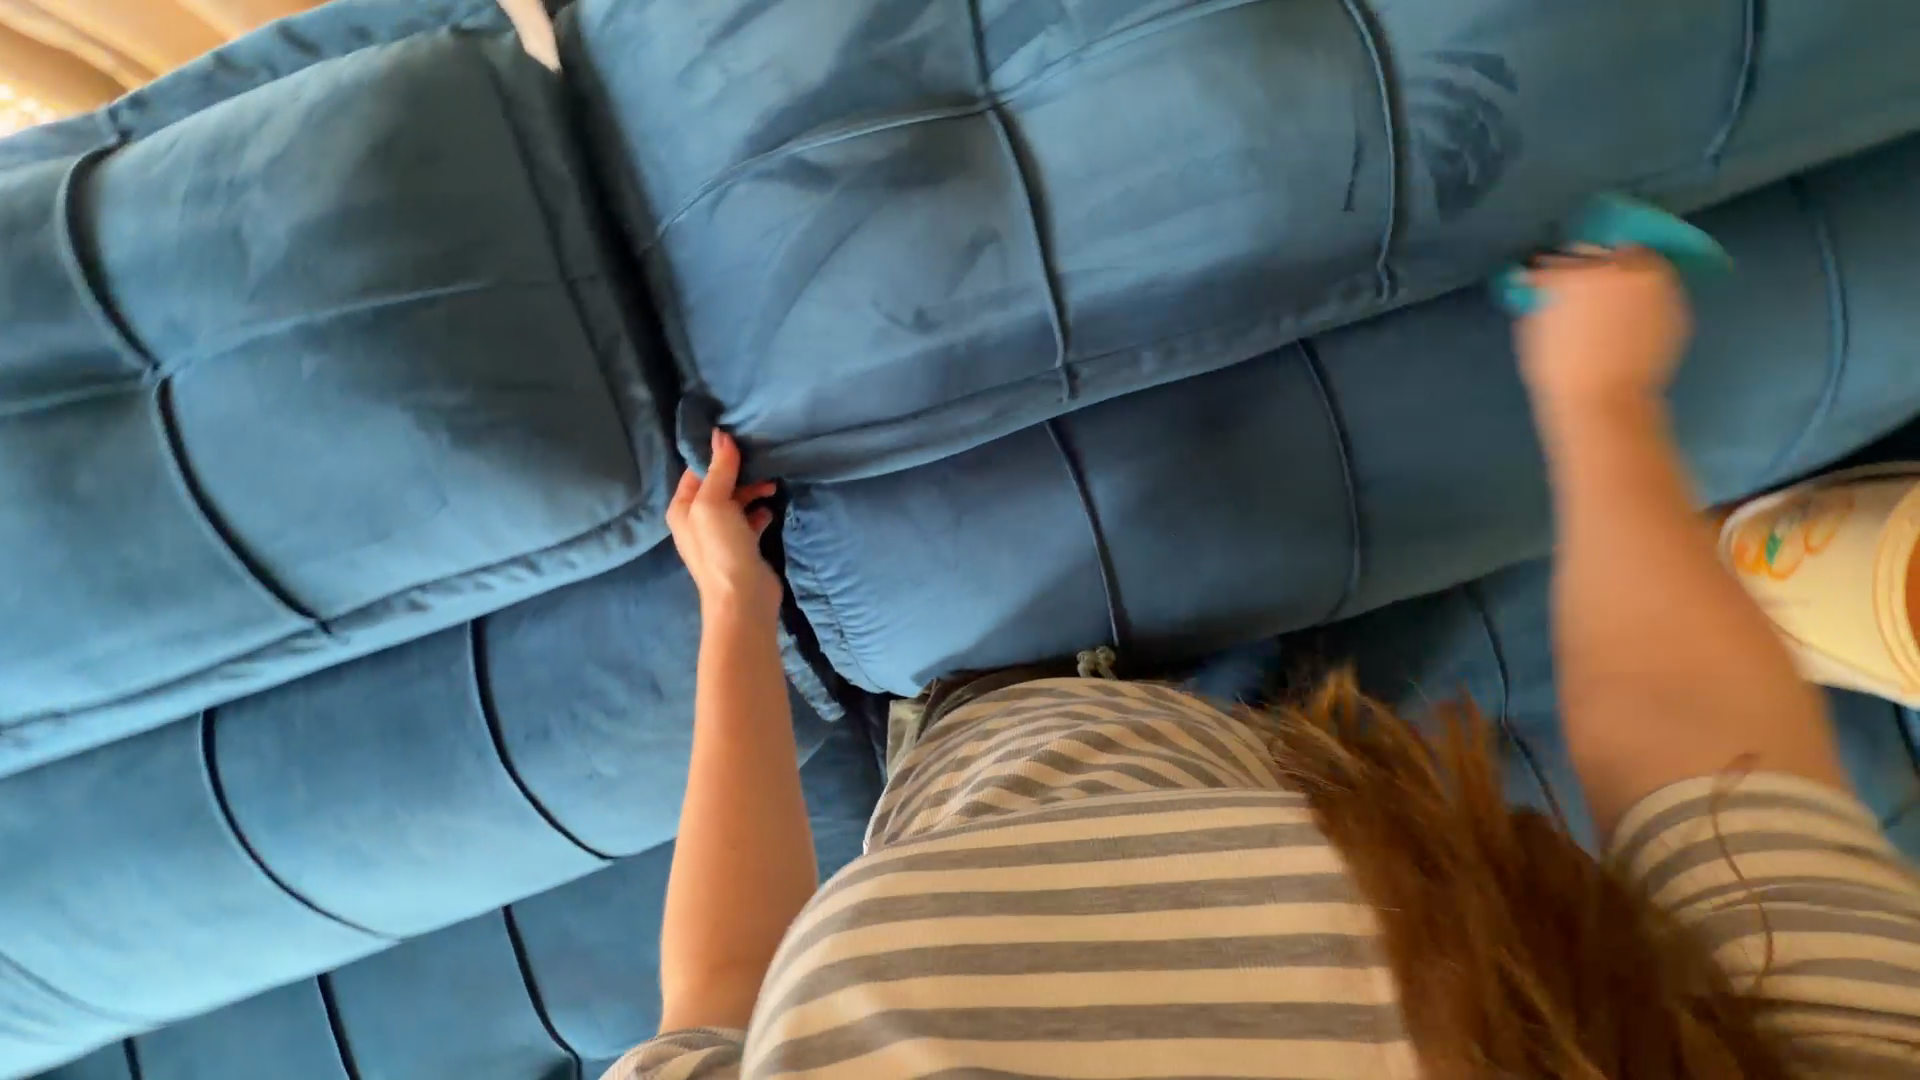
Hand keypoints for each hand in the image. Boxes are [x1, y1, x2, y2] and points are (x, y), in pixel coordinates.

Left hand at [668, 431, 781, 625]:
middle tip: (763, 462)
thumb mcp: (714, 503)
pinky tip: (771, 509)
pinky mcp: (742, 546)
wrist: (743, 598)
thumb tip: (720, 433)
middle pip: (719, 484)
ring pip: (737, 501)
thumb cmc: (721, 548)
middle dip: (740, 472)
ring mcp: (721, 534)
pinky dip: (761, 511)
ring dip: (754, 490)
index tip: (741, 439)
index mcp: (683, 508)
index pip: (698, 470)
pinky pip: (751, 519)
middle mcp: (698, 519)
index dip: (717, 455)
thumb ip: (719, 469)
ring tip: (773, 485)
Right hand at [1516, 247, 1691, 420]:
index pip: (1556, 259)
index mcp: (1582, 274)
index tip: (1531, 270)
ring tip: (1597, 283)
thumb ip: (1540, 297)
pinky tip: (1621, 302)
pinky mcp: (1676, 301)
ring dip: (1613, 266)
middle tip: (1565, 271)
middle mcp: (1626, 268)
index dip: (1540, 265)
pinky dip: (1636, 287)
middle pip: (1601, 250)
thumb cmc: (1558, 368)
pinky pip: (1653, 283)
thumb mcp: (1534, 330)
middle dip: (1579, 258)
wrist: (1604, 400)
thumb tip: (1541, 285)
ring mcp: (1657, 283)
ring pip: (1634, 260)